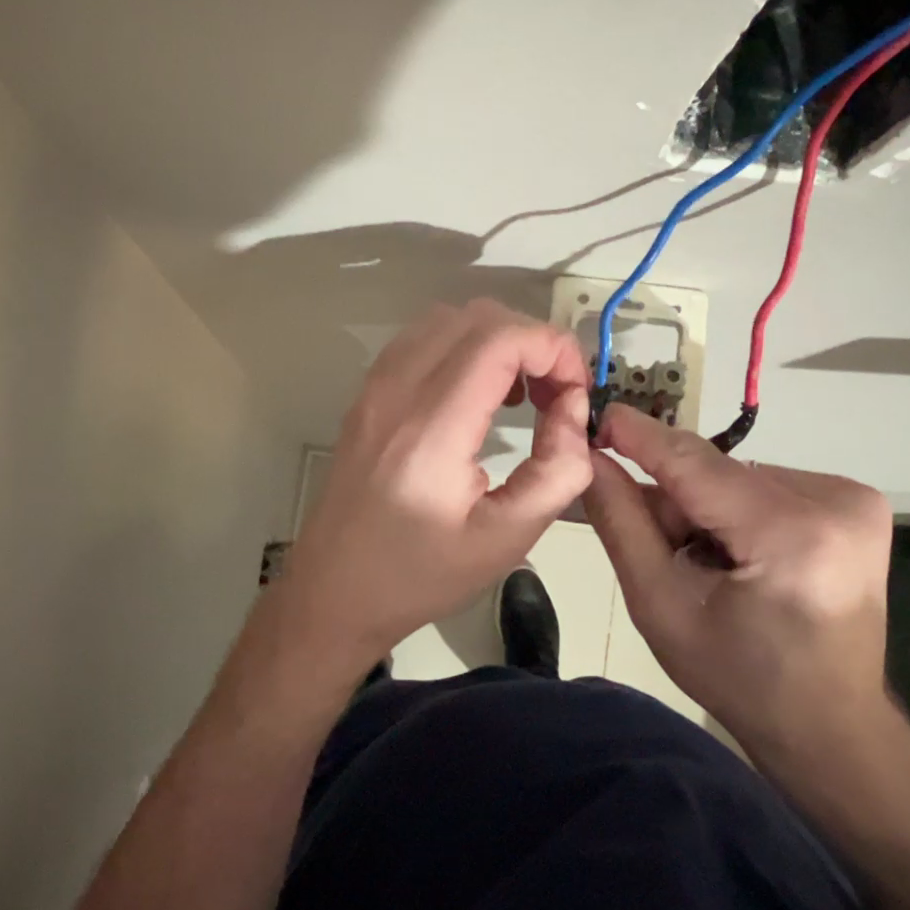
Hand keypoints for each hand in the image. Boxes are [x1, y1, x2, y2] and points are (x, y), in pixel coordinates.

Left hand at [273, 300, 592, 675]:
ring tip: (522, 396)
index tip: (576, 395)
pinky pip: (420, 341)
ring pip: (446, 320)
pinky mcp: (366, 398)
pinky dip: (461, 348)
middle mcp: (397, 391)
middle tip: (555, 397)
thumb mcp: (504, 540)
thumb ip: (556, 473)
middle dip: (531, 342)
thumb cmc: (418, 575)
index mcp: (431, 426)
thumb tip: (573, 414)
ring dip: (496, 341)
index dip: (553, 349)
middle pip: (476, 317)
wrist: (334, 591)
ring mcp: (374, 389)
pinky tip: (478, 397)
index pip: (500, 338)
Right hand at [581, 404, 893, 753]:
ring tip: (706, 567)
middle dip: (674, 499)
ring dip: (705, 507)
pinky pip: (768, 486)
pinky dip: (737, 512)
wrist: (828, 724)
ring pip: (738, 477)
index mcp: (791, 534)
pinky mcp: (858, 502)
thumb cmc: (737, 677)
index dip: (638, 437)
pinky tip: (739, 558)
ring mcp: (855, 498)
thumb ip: (622, 523)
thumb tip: (590, 460)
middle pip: (715, 473)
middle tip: (659, 552)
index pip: (694, 463)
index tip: (593, 416)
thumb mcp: (660, 606)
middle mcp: (836, 500)